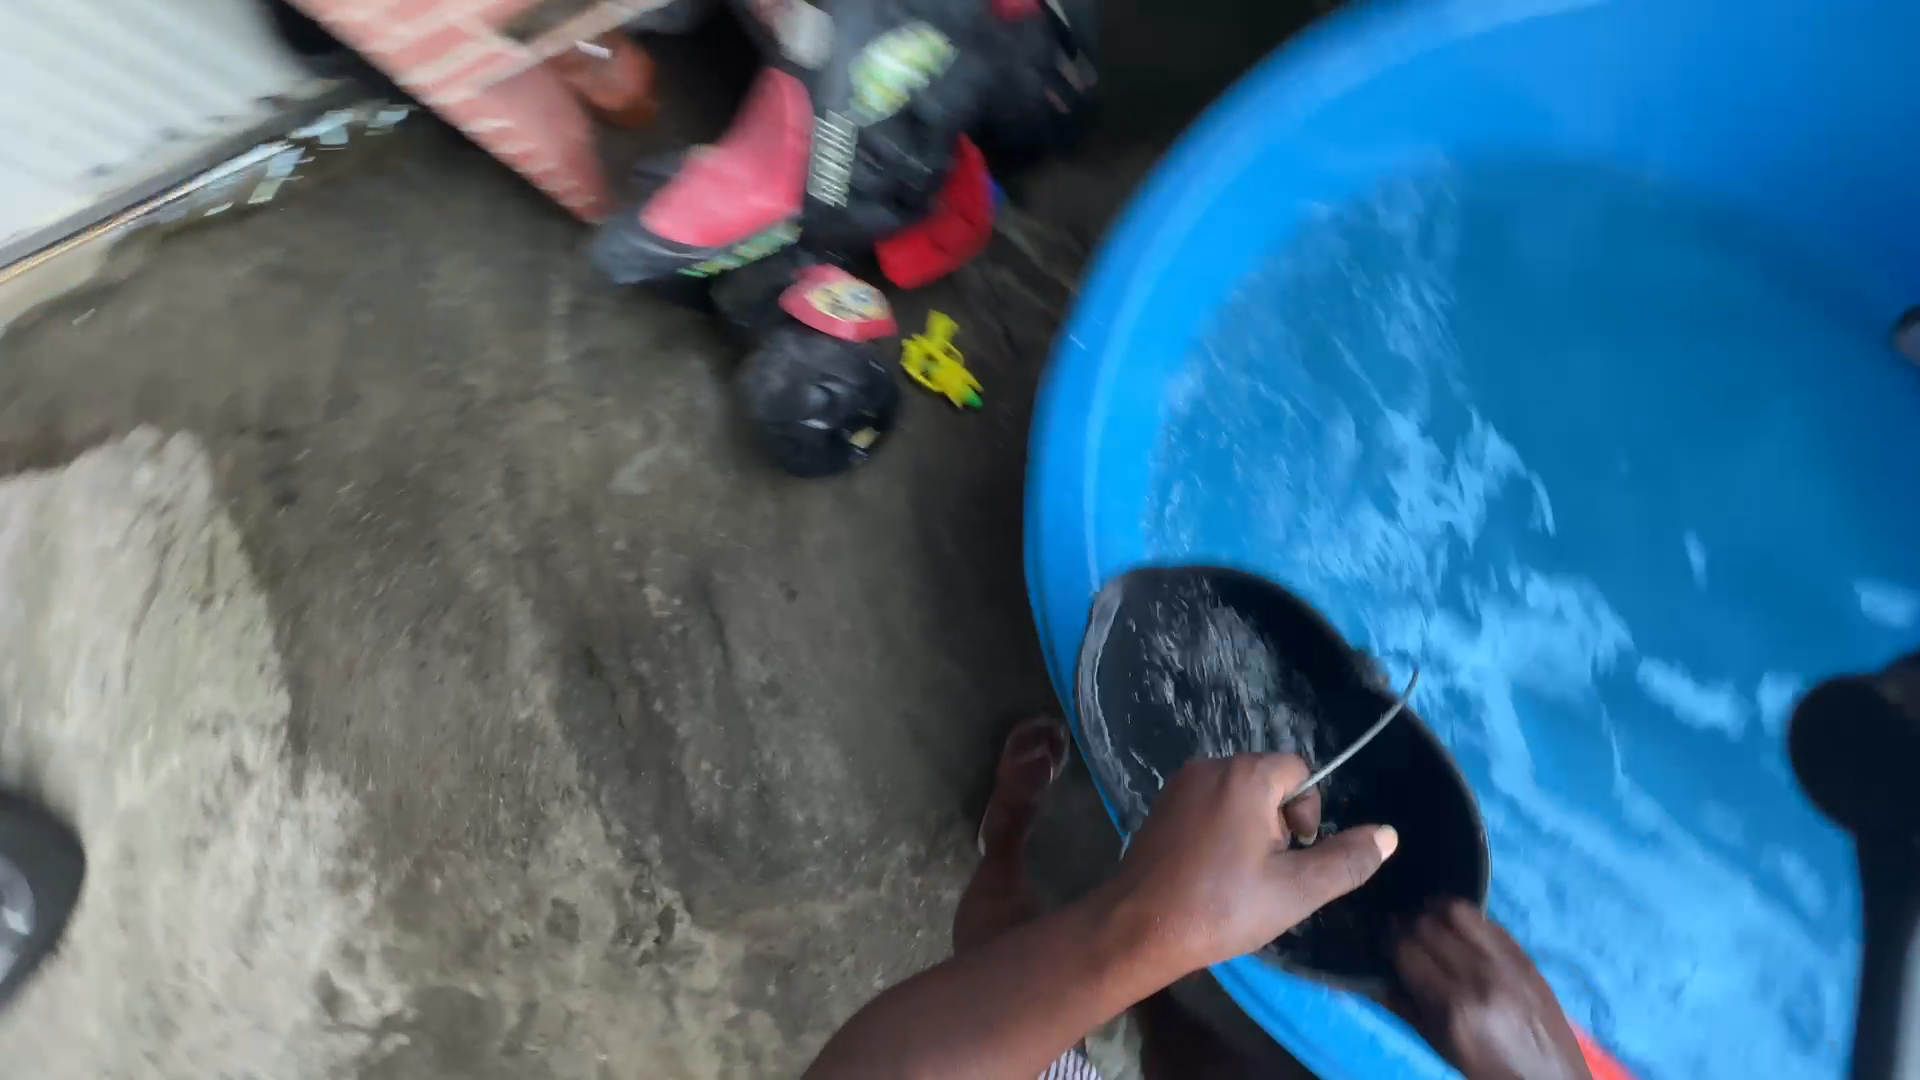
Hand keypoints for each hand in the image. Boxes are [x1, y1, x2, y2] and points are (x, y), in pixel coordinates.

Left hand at [1099, 753, 1397, 976]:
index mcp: (1242, 775)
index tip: (1293, 850)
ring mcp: (1180, 782)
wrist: (1144, 923)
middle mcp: (1209, 765)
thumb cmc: (1223, 905)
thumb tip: (1387, 833)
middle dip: (1278, 818)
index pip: (1297, 769)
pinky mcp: (1162, 801)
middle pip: (1266, 778)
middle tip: (1266, 867)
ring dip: (1250, 824)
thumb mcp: (1297, 889)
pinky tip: (1212, 866)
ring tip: (1239, 871)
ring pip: (1237, 791)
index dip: (1306, 810)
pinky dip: (1220, 825)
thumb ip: (1346, 859)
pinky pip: (1208, 800)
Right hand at [1391, 901, 1593, 1079]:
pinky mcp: (1526, 959)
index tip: (1384, 943)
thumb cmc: (1489, 1070)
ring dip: (1433, 912)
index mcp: (1454, 1006)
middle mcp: (1479, 978)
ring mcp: (1507, 965)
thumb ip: (1403, 1004)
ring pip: (1454, 910)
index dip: (1387, 941)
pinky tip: (1457, 928)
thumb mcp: (1440, 1045)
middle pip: (1424, 924)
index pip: (1404, 948)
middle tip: (1403, 934)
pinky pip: (1485, 920)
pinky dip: (1464, 918)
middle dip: (1406, 925)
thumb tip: (1374, 970)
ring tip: (1430, 923)